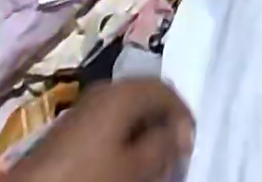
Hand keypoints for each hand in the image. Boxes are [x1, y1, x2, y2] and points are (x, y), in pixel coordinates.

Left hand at [6, 79, 194, 181]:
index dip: (183, 116)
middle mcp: (106, 90)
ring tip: (151, 163)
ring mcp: (86, 107)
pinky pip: (110, 125)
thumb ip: (162, 146)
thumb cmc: (87, 181)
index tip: (190, 146)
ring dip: (144, 133)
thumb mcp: (133, 169)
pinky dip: (125, 140)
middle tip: (174, 154)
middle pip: (146, 98)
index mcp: (123, 92)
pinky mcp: (71, 129)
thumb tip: (179, 132)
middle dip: (163, 124)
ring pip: (128, 113)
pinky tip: (124, 165)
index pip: (166, 91)